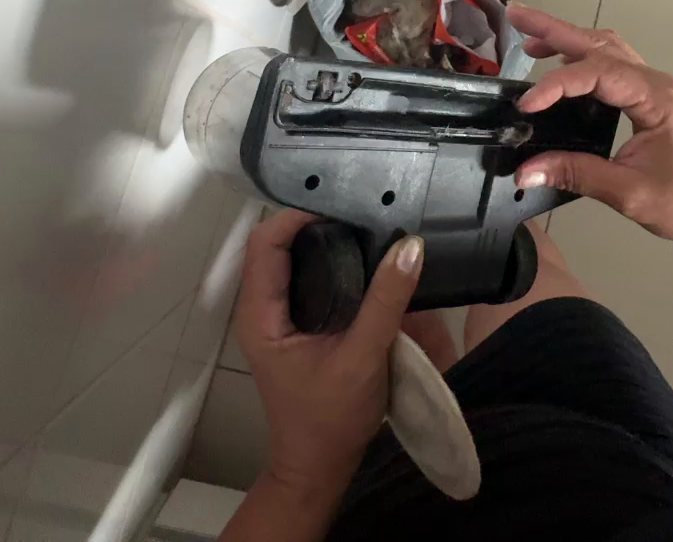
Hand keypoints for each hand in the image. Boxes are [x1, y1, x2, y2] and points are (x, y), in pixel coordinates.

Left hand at [232, 210, 423, 497]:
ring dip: (320, 238)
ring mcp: (277, 316)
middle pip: (275, 244)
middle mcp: (261, 309)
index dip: (296, 216)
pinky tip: (361, 256)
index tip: (340, 207)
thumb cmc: (331, 418)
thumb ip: (387, 300)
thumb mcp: (364, 356)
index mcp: (261, 315)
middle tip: (358, 211)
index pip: (264, 243)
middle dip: (312, 221)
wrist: (320, 466)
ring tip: (363, 225)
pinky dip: (328, 258)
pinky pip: (305, 275)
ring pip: (290, 258)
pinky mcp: (296, 322)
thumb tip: (410, 246)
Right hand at [508, 3, 672, 252]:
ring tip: (529, 38)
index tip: (525, 105)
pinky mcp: (654, 99)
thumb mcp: (629, 193)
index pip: (597, 74)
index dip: (556, 84)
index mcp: (657, 99)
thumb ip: (575, 174)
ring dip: (568, 39)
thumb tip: (525, 171)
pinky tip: (562, 65)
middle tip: (515, 14)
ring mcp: (657, 88)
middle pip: (600, 44)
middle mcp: (657, 83)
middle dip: (554, 28)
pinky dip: (584, 58)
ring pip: (608, 49)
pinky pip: (615, 65)